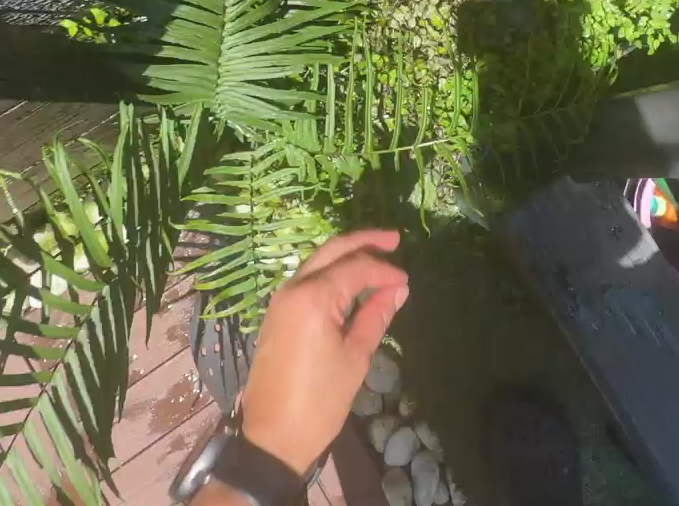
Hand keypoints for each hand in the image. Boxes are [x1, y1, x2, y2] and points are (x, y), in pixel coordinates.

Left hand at [238, 230, 408, 475]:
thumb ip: (375, 316)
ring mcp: (281, 299)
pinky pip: (309, 280)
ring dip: (347, 256)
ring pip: (319, 262)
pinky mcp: (278, 313)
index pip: (356, 268)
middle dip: (365, 242)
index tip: (406, 281)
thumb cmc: (319, 402)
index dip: (384, 271)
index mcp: (313, 297)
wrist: (272, 439)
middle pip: (333, 250)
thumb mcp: (355, 358)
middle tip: (395, 239)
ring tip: (378, 257)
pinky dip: (332, 274)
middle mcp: (293, 288)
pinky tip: (353, 282)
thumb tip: (398, 290)